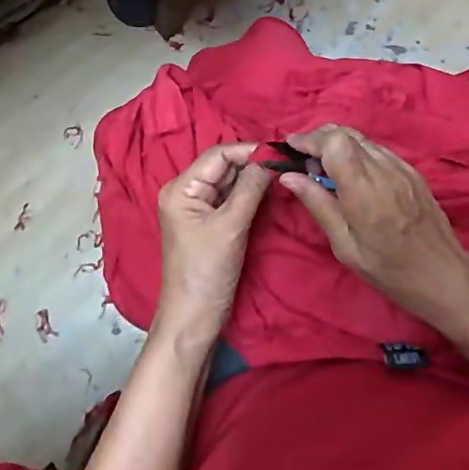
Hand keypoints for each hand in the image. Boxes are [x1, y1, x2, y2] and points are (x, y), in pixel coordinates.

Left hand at [155, 143, 272, 340]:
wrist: (194, 320)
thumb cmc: (207, 272)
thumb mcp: (231, 226)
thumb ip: (251, 187)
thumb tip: (271, 157)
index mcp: (181, 188)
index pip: (218, 154)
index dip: (249, 150)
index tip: (281, 151)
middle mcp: (186, 191)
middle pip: (224, 165)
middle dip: (253, 162)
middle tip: (287, 161)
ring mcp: (197, 207)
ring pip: (230, 180)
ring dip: (254, 176)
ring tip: (282, 171)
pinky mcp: (209, 221)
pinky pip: (231, 197)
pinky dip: (249, 192)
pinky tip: (269, 189)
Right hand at [278, 125, 468, 321]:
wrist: (444, 275)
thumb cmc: (390, 270)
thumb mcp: (346, 246)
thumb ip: (318, 205)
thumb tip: (289, 177)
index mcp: (364, 190)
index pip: (335, 142)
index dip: (310, 138)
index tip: (291, 147)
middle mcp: (383, 170)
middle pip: (346, 133)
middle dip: (319, 137)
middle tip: (303, 158)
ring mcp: (401, 167)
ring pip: (362, 139)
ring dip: (338, 143)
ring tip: (324, 166)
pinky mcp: (411, 170)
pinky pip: (378, 150)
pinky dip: (358, 152)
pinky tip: (352, 174)